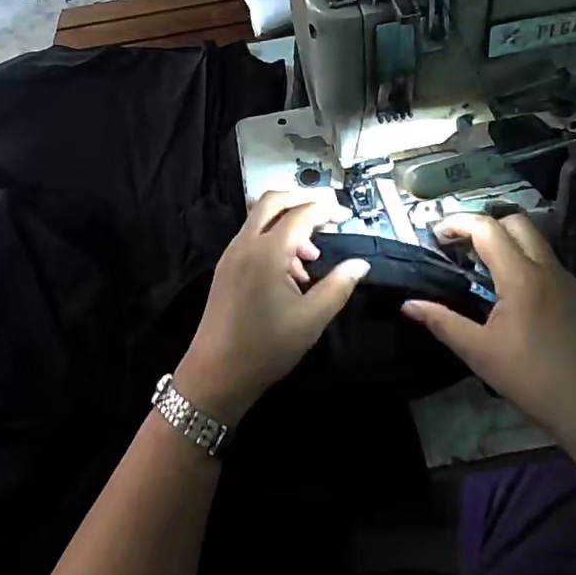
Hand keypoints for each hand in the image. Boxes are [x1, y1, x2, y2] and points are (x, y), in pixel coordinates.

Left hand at [176, 190, 368, 422]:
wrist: (215, 375)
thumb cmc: (266, 347)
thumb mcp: (312, 319)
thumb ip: (339, 285)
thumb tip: (360, 264)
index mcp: (267, 252)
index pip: (301, 214)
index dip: (327, 210)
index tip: (347, 216)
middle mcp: (245, 244)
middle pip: (273, 201)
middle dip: (302, 199)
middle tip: (327, 214)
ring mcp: (231, 255)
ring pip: (259, 217)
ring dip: (287, 221)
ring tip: (312, 253)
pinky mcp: (225, 268)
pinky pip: (251, 236)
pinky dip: (273, 237)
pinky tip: (290, 269)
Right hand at [401, 214, 575, 458]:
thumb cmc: (535, 380)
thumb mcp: (480, 353)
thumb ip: (442, 322)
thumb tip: (408, 305)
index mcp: (521, 276)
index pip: (487, 228)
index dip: (458, 223)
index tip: (437, 233)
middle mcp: (550, 269)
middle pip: (517, 223)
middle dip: (487, 225)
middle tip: (463, 248)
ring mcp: (573, 283)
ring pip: (539, 245)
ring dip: (511, 246)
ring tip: (488, 275)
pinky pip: (554, 270)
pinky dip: (531, 269)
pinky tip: (523, 305)